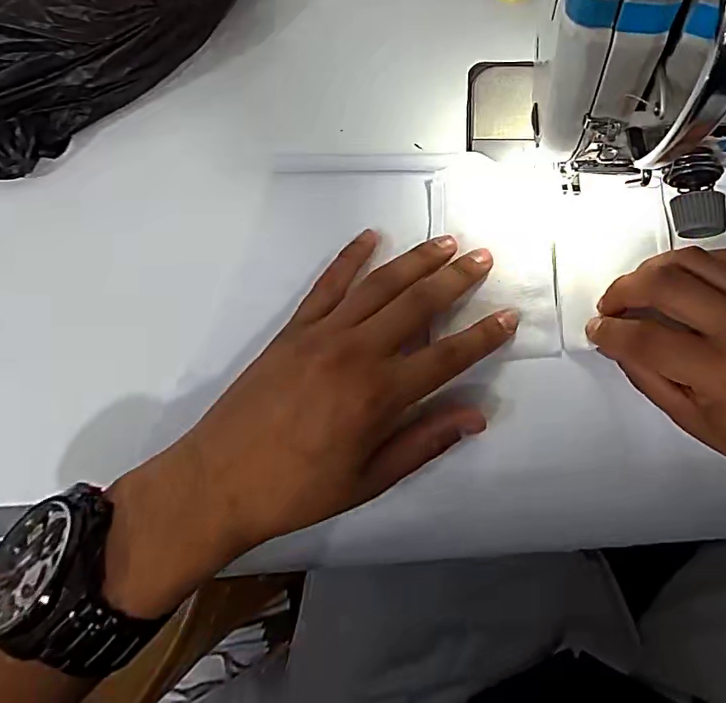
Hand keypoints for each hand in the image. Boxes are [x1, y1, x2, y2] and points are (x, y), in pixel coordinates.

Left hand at [104, 231, 516, 615]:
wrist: (215, 483)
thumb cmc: (298, 489)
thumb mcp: (368, 479)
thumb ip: (424, 442)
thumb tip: (475, 417)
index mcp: (380, 395)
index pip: (448, 357)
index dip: (483, 336)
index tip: (509, 315)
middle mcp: (358, 353)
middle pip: (419, 305)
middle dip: (457, 278)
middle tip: (483, 256)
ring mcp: (324, 334)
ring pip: (380, 285)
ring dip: (417, 260)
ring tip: (446, 241)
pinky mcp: (295, 328)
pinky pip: (328, 284)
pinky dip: (350, 257)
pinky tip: (371, 236)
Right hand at [586, 247, 725, 501]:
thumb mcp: (693, 421)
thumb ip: (648, 377)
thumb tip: (617, 343)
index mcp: (720, 372)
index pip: (643, 338)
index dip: (609, 332)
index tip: (598, 330)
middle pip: (662, 284)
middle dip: (622, 290)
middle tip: (611, 305)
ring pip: (689, 259)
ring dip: (651, 269)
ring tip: (638, 287)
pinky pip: (722, 257)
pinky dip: (691, 262)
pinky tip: (680, 278)